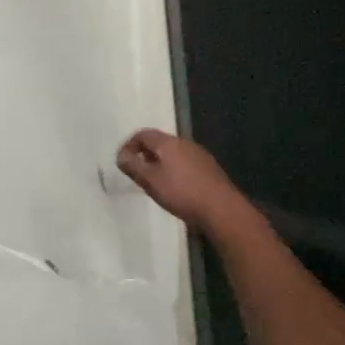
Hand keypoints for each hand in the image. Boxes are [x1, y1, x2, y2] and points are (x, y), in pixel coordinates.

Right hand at [116, 129, 254, 234]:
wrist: (223, 210)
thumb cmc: (181, 193)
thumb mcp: (150, 181)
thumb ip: (133, 166)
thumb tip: (121, 156)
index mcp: (168, 143)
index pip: (143, 134)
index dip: (129, 145)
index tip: (123, 161)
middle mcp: (185, 143)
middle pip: (159, 142)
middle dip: (145, 154)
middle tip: (138, 171)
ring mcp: (200, 155)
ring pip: (174, 153)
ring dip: (161, 163)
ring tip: (155, 181)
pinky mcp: (211, 169)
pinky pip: (186, 163)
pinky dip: (175, 170)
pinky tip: (176, 188)